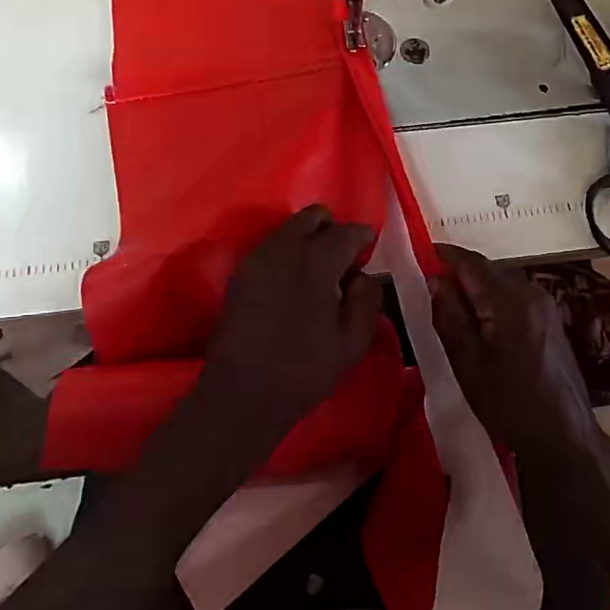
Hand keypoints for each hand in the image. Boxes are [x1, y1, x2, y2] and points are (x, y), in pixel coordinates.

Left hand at [204, 205, 383, 419]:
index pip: (347, 231)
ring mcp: (257, 258)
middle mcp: (284, 248)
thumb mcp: (352, 341)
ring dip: (308, 241)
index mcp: (316, 260)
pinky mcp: (240, 273)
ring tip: (317, 276)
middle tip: (343, 261)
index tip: (369, 254)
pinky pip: (270, 248)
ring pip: (288, 230)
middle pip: (313, 217)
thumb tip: (363, 277)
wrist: (243, 392)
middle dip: (333, 231)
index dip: (363, 239)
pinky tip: (293, 286)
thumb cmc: (305, 370)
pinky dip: (287, 255)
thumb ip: (367, 300)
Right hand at [430, 244, 599, 466]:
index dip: (444, 255)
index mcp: (510, 302)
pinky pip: (515, 296)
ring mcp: (546, 307)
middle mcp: (532, 294)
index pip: (471, 263)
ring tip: (450, 305)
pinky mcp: (551, 321)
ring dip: (476, 286)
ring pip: (503, 281)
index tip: (420, 254)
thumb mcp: (467, 363)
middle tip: (429, 286)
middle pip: (489, 269)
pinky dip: (493, 298)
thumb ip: (449, 317)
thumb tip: (435, 281)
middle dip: (458, 272)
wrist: (562, 435)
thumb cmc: (508, 403)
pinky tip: (479, 320)